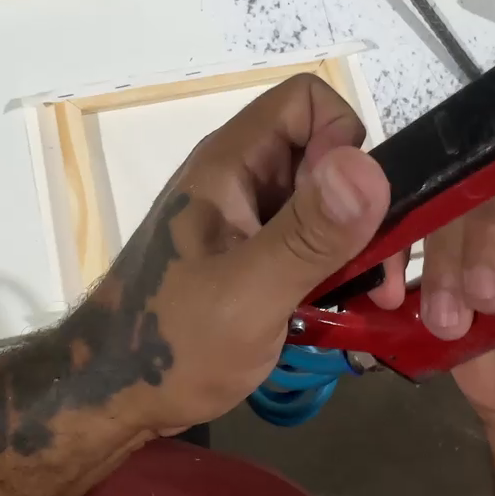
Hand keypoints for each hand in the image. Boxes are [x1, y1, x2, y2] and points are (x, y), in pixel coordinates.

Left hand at [84, 74, 390, 435]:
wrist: (113, 394)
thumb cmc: (168, 344)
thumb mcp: (247, 293)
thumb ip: (308, 234)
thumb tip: (368, 165)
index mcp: (231, 163)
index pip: (306, 101)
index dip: (342, 140)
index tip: (355, 210)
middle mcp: (241, 176)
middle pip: (326, 152)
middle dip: (366, 206)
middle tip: (381, 277)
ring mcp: (247, 216)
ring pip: (326, 200)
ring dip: (359, 244)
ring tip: (374, 301)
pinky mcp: (254, 252)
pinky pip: (312, 239)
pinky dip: (339, 268)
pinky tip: (349, 312)